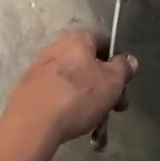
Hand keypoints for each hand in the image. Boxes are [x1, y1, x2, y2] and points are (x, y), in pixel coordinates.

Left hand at [0, 29, 137, 147]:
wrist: (33, 122)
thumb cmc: (77, 96)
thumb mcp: (111, 82)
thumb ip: (123, 68)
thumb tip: (129, 59)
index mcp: (77, 38)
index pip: (105, 42)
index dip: (118, 63)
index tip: (124, 85)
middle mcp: (57, 46)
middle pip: (89, 63)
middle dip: (105, 86)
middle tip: (115, 108)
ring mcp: (41, 66)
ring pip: (74, 80)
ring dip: (88, 97)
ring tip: (95, 121)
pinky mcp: (31, 86)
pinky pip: (58, 91)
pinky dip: (68, 104)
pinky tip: (73, 121)